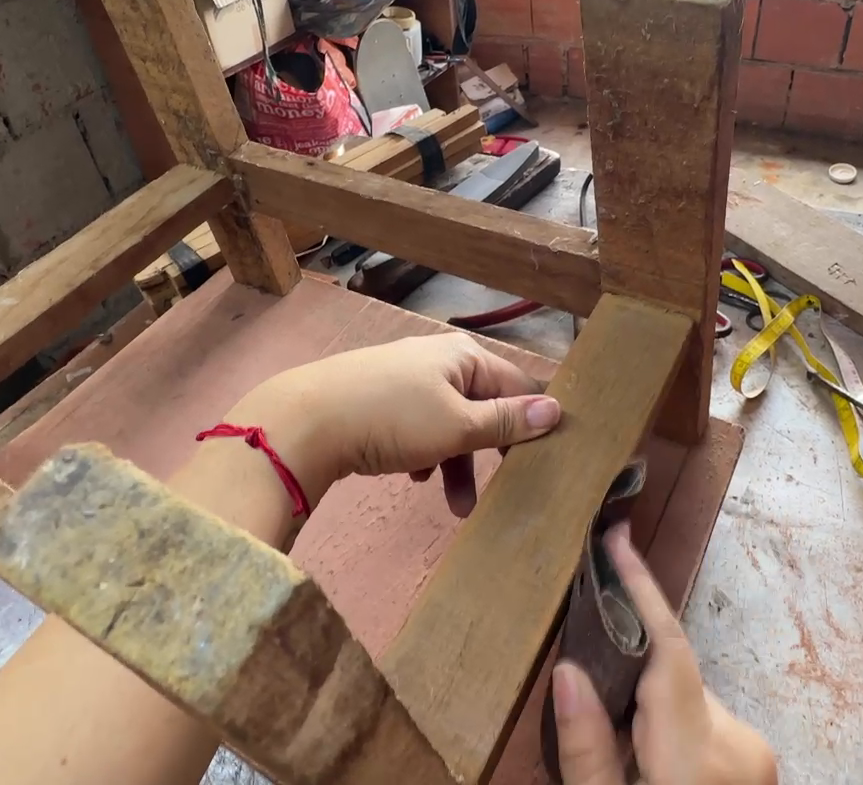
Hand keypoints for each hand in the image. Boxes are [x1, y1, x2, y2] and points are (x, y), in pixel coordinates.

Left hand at [223, 332, 561, 513]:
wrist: (305, 421)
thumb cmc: (393, 418)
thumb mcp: (458, 425)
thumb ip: (507, 421)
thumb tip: (557, 410)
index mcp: (464, 355)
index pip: (517, 385)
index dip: (531, 422)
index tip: (543, 462)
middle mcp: (438, 359)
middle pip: (482, 406)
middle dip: (489, 453)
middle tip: (502, 493)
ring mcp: (405, 377)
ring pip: (449, 422)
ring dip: (456, 462)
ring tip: (454, 507)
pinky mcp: (378, 398)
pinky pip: (418, 426)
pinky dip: (424, 452)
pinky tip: (413, 477)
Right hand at [554, 524, 776, 784]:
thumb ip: (588, 751)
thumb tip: (567, 669)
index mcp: (700, 749)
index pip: (667, 642)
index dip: (640, 584)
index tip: (617, 535)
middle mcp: (738, 736)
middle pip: (670, 669)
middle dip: (626, 658)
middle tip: (579, 668)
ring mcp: (753, 749)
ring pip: (682, 693)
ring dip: (645, 699)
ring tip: (609, 734)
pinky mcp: (754, 759)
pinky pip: (699, 717)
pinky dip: (666, 721)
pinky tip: (640, 751)